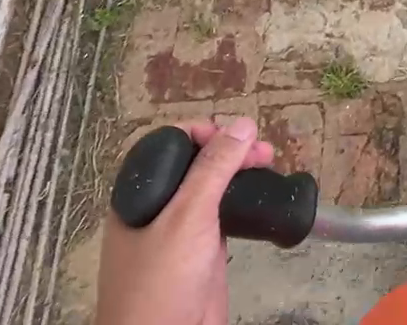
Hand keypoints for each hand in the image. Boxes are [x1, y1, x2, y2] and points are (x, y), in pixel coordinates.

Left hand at [95, 118, 275, 324]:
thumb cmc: (163, 280)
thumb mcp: (189, 216)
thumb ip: (214, 168)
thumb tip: (244, 124)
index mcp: (137, 196)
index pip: (168, 145)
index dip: (203, 133)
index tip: (235, 137)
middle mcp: (156, 208)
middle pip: (194, 163)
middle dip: (230, 149)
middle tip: (264, 152)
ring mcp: (180, 231)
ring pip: (211, 186)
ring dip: (240, 170)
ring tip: (269, 166)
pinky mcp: (202, 251)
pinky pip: (222, 211)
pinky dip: (242, 196)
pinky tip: (261, 194)